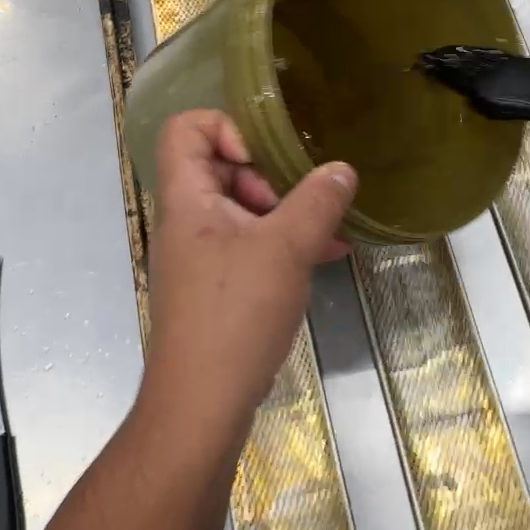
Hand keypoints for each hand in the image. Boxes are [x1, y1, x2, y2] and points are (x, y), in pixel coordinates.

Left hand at [143, 110, 355, 414]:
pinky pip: (251, 246)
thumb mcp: (286, 249)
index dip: (229, 127)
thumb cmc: (236, 314)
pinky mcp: (218, 287)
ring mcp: (202, 256)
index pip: (187, 128)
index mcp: (187, 199)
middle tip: (301, 202)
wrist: (203, 402)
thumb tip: (342, 169)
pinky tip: (327, 257)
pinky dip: (284, 244)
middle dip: (271, 176)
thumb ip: (317, 202)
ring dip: (287, 212)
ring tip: (330, 230)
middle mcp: (188, 221)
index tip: (269, 157)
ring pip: (243, 210)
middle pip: (221, 166)